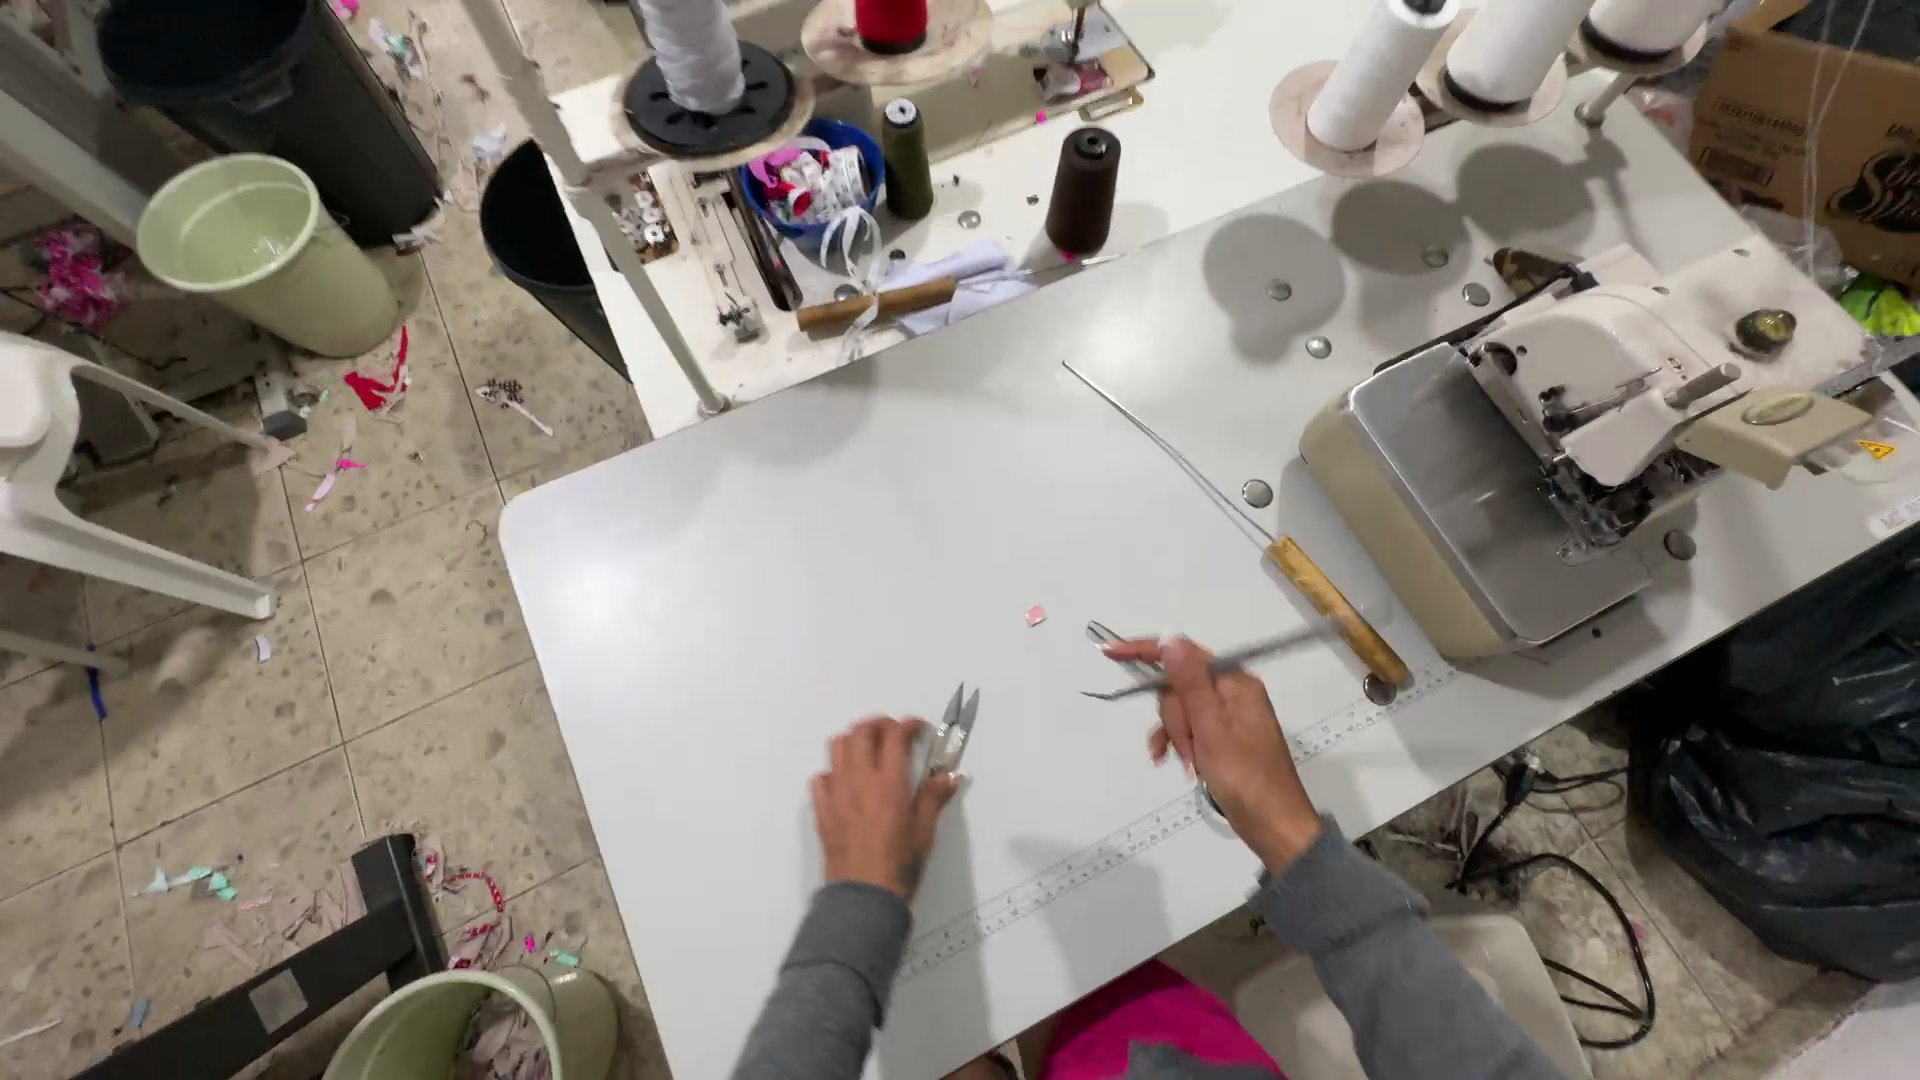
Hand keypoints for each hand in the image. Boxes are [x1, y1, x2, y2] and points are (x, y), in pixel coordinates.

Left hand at [812, 717, 962, 898]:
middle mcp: (860, 780)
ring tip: (868, 750)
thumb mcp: (924, 832)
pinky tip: (846, 782)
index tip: (919, 729)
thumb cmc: (900, 866)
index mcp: (889, 784)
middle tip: (893, 733)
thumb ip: (933, 798)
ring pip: (837, 746)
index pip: (895, 736)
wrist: (863, 899)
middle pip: (862, 732)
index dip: (908, 725)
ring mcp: (836, 793)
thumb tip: (950, 775)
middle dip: (880, 724)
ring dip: (854, 740)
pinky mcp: (821, 810)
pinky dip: (833, 771)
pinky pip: (821, 778)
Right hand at [1104, 637, 1321, 868]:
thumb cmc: (1246, 777)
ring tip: (1191, 763)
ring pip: (1179, 710)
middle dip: (1174, 719)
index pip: (1183, 654)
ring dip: (1176, 736)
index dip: (1146, 651)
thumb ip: (1189, 682)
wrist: (1274, 827)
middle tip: (1188, 747)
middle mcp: (1231, 692)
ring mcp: (1226, 715)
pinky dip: (1178, 744)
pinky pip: (1187, 728)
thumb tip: (1169, 638)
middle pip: (1178, 687)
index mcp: (1234, 682)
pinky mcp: (1220, 736)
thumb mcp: (1212, 728)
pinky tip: (1174, 763)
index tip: (1111, 652)